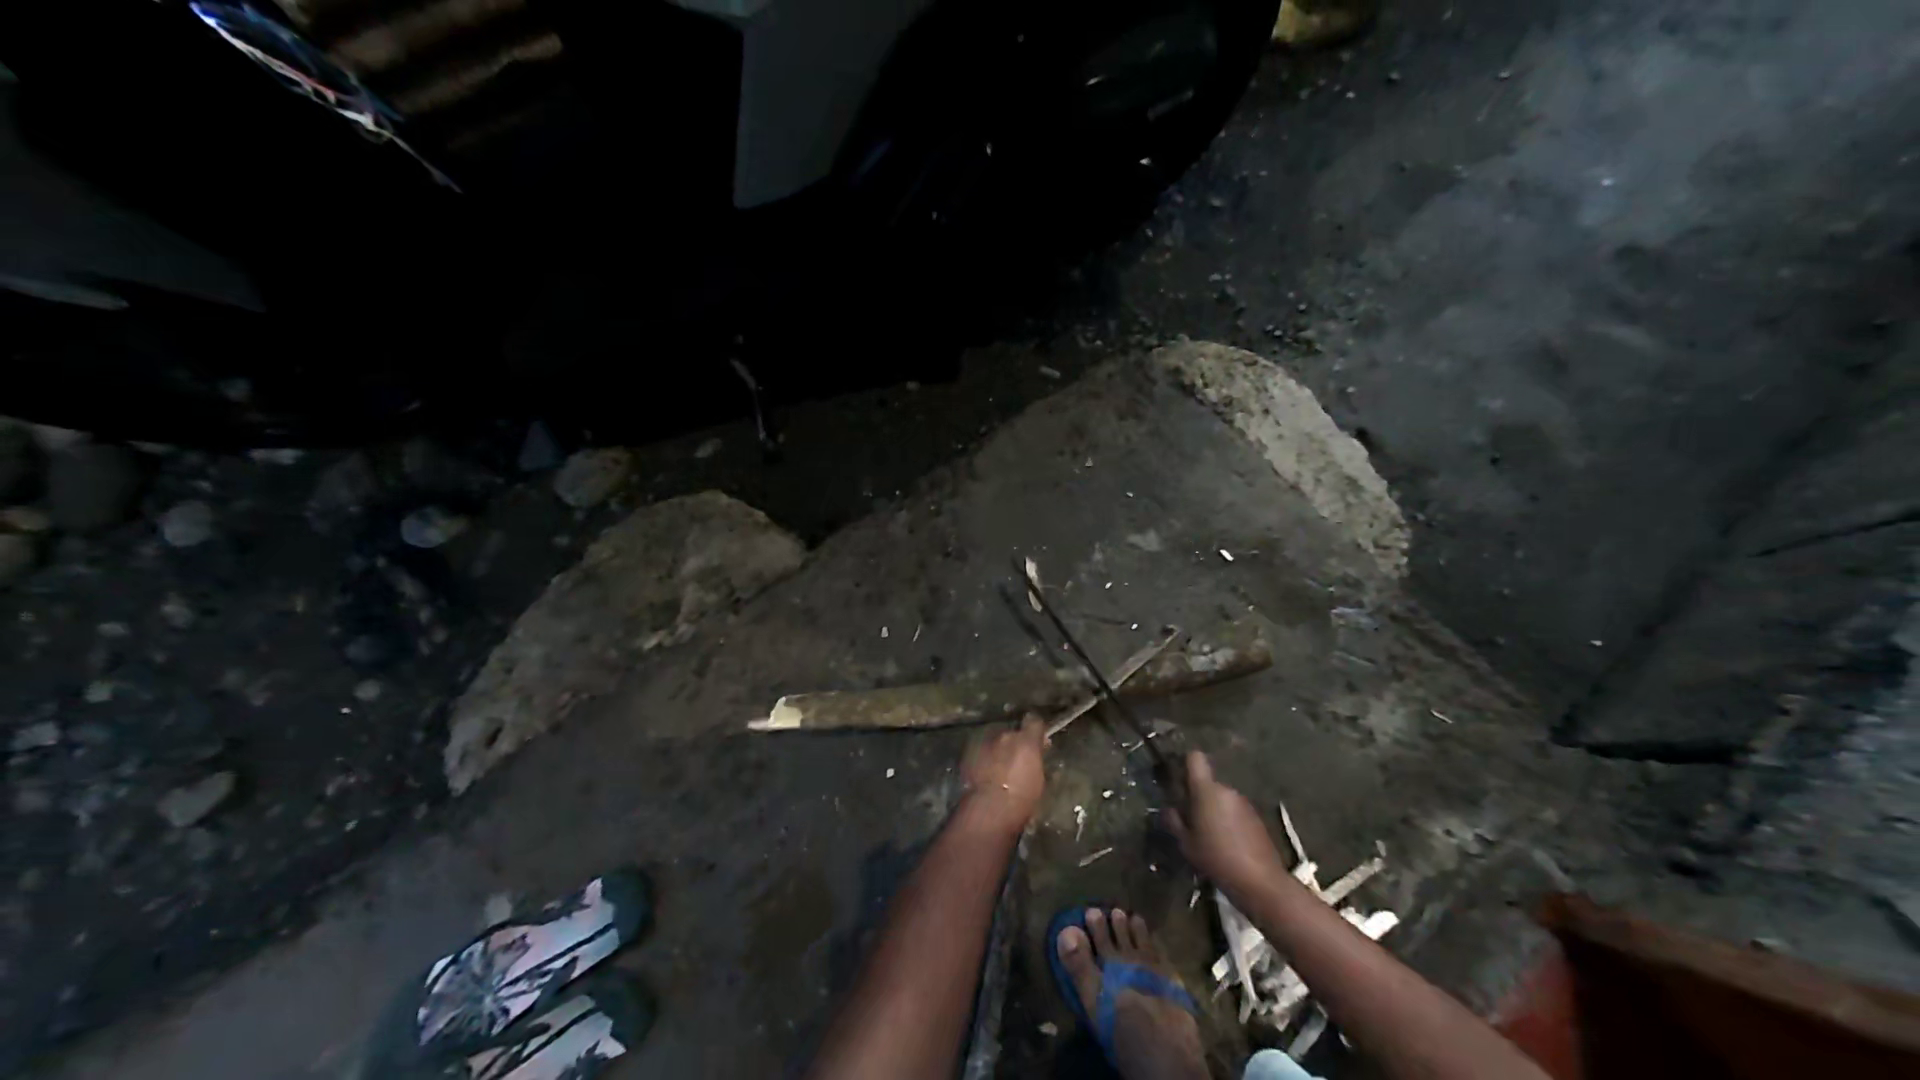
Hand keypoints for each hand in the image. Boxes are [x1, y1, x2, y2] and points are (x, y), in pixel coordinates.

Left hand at [959, 715, 1046, 834]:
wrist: (989, 809)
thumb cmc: (1022, 799)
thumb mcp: (1039, 779)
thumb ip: (1037, 758)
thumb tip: (1038, 749)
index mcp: (1026, 741)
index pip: (1034, 721)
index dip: (1035, 728)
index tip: (1037, 738)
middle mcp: (1004, 736)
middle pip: (1012, 732)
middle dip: (1015, 742)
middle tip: (1017, 759)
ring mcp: (984, 743)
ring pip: (994, 741)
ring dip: (998, 749)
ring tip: (998, 767)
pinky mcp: (968, 754)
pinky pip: (980, 751)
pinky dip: (984, 758)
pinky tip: (985, 773)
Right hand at [1166, 751, 1287, 893]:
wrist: (1260, 881)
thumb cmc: (1216, 858)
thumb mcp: (1186, 843)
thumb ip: (1174, 821)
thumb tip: (1169, 809)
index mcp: (1206, 790)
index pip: (1195, 758)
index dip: (1184, 763)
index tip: (1177, 779)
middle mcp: (1226, 790)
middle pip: (1207, 782)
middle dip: (1197, 795)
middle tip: (1189, 818)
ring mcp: (1244, 803)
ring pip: (1221, 798)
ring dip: (1213, 809)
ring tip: (1208, 835)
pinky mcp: (1256, 817)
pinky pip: (1234, 810)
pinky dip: (1228, 820)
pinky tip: (1226, 843)